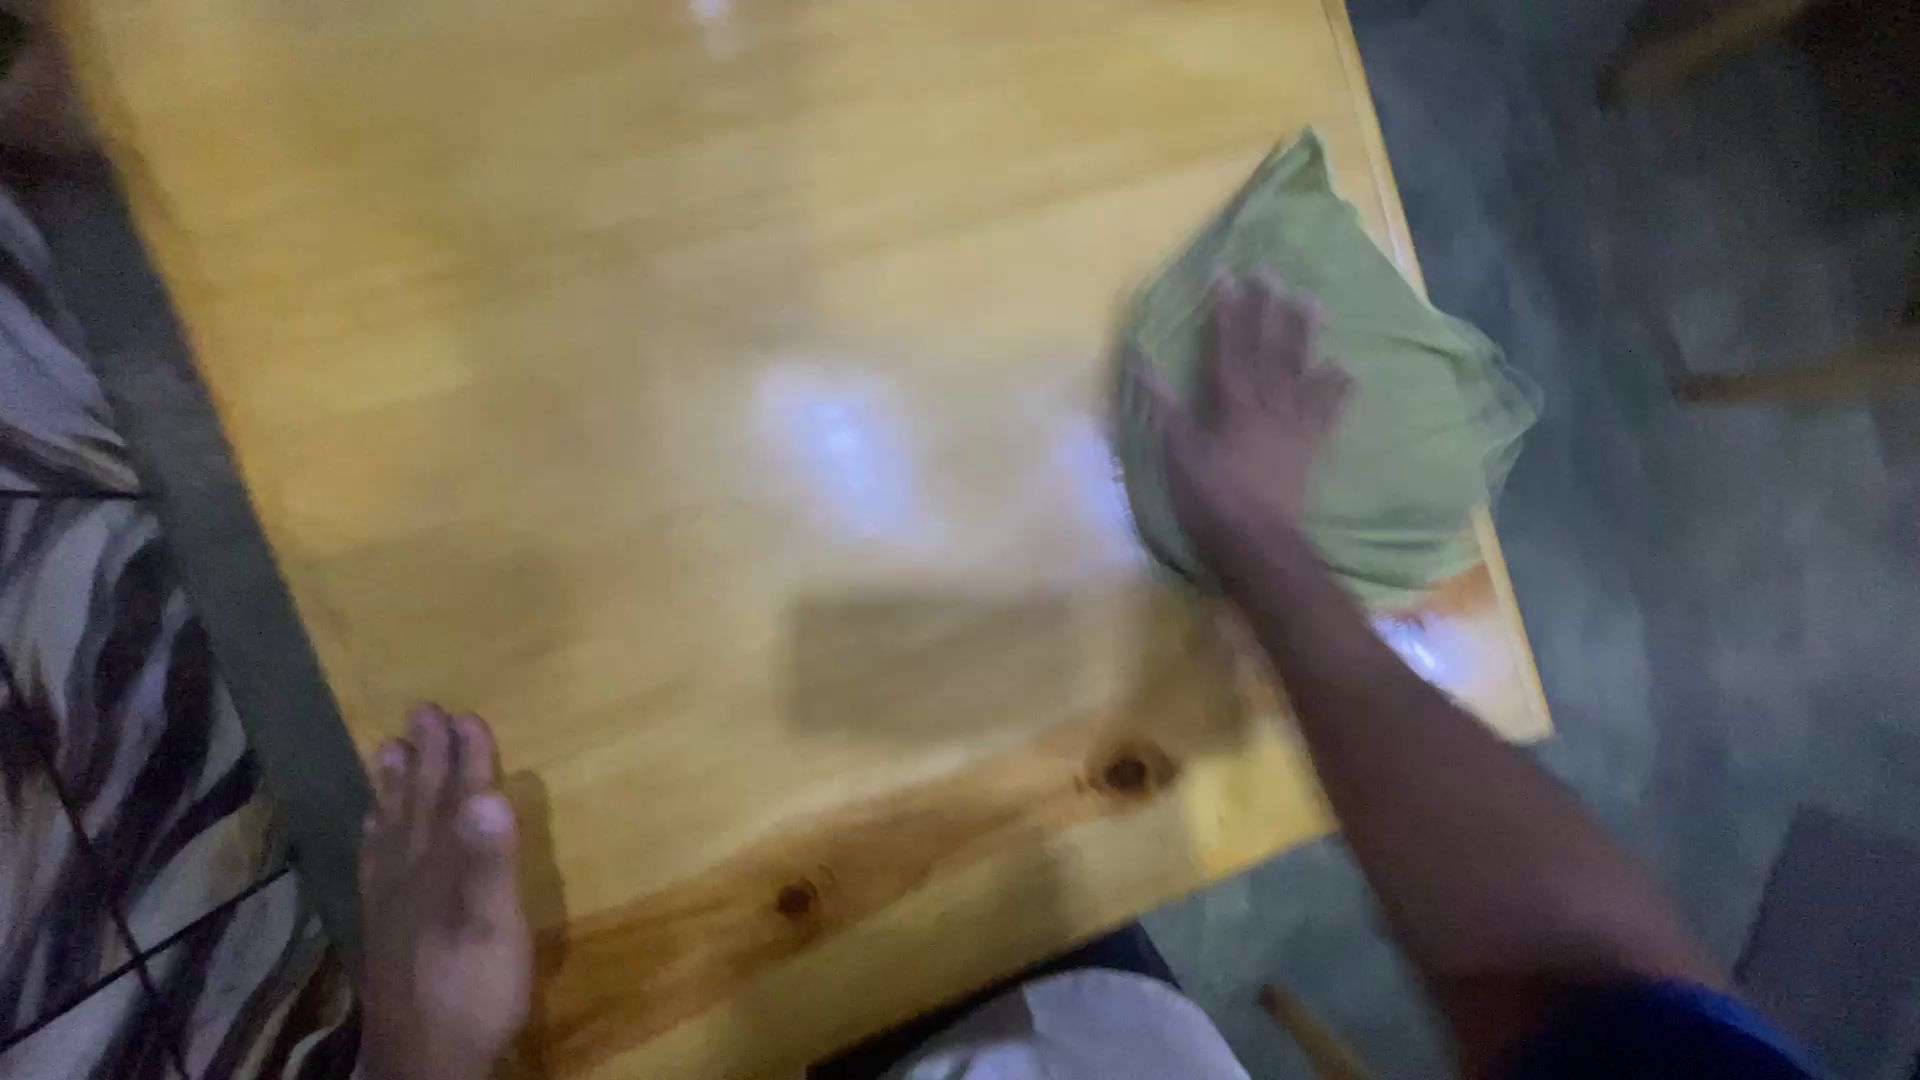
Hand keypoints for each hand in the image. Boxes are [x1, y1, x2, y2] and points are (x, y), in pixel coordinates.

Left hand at [360, 706, 531, 1079]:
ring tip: (388, 750)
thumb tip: (490, 796)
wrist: (424, 1065)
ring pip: (392, 830)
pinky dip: (376, 838)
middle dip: (426, 758)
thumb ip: (489, 863)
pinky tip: (374, 829)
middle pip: (419, 806)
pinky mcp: (387, 928)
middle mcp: (411, 876)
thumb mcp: (494, 928)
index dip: (466, 757)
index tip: (466, 713)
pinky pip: (376, 868)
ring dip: (395, 788)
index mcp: (443, 868)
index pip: (457, 800)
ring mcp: (393, 903)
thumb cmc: (474, 990)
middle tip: (421, 711)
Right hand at [1127, 271, 1352, 578]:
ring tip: (1313, 301)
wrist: (1257, 545)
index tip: (1227, 276)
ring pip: (1301, 371)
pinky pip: (1328, 413)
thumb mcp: (1178, 457)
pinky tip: (1348, 367)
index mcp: (1231, 407)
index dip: (1226, 312)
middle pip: (1268, 350)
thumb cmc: (1210, 503)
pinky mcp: (1311, 448)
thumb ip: (1166, 408)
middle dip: (1266, 309)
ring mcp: (1294, 426)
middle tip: (1272, 271)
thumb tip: (1144, 362)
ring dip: (1306, 335)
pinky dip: (1338, 390)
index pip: (1226, 349)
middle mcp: (1267, 406)